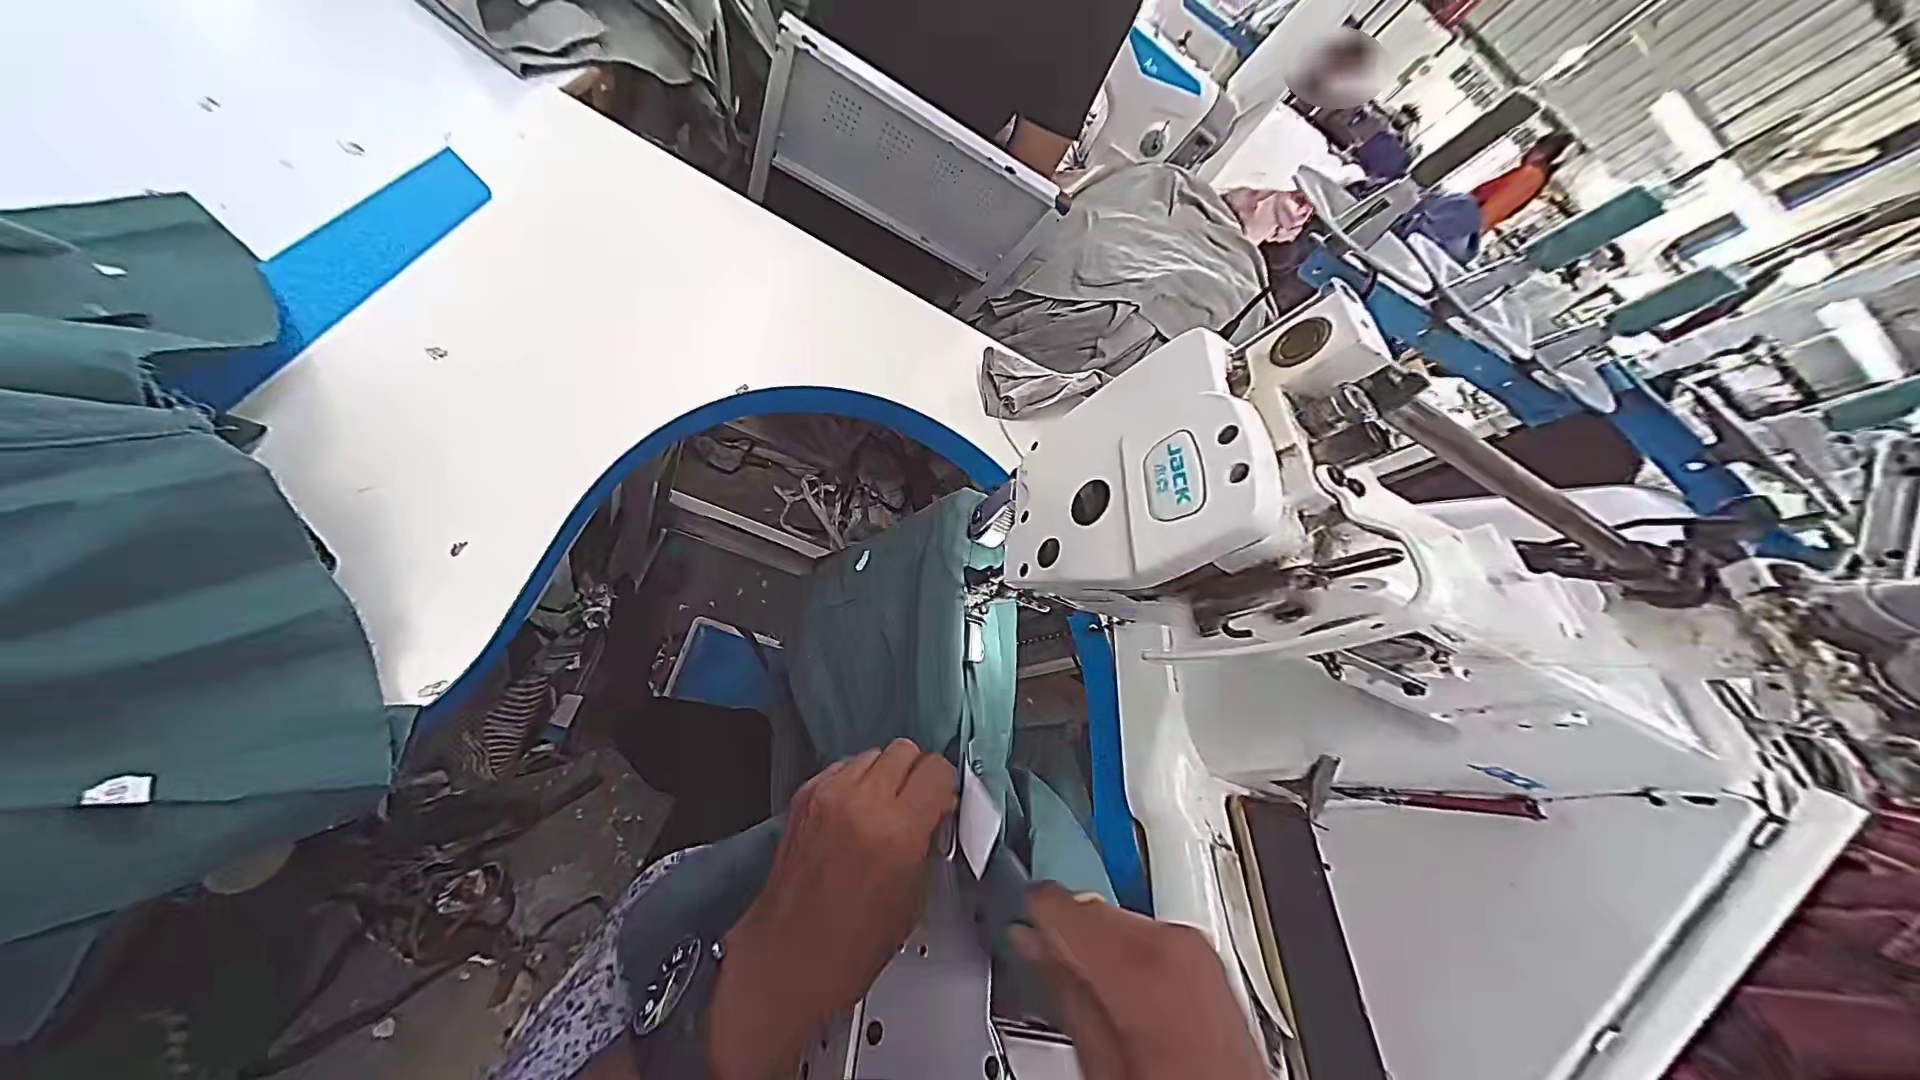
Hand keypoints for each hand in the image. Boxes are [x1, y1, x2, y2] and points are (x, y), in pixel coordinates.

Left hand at [705, 740, 955, 1079]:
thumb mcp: (914, 893)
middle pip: (905, 750)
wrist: (790, 956)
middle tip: (917, 799)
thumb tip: (937, 807)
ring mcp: (829, 795)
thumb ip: (929, 837)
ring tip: (885, 806)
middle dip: (917, 773)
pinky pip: (843, 766)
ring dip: (886, 774)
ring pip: (874, 753)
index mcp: (898, 829)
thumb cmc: (851, 942)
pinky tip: (857, 810)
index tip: (942, 798)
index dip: (944, 785)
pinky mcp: (805, 795)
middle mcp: (862, 802)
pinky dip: (856, 781)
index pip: (936, 769)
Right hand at [1013, 882, 1266, 1079]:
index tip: (1019, 912)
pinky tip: (1121, 987)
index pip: (1065, 903)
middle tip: (1042, 955)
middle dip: (1066, 931)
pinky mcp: (1208, 958)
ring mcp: (1196, 947)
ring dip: (1098, 941)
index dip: (1034, 905)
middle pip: (1094, 911)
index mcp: (1140, 962)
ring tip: (1086, 983)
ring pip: (1121, 918)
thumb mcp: (1099, 1060)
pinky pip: (1151, 934)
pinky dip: (1129, 949)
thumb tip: (1031, 943)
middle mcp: (1173, 941)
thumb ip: (1061, 988)